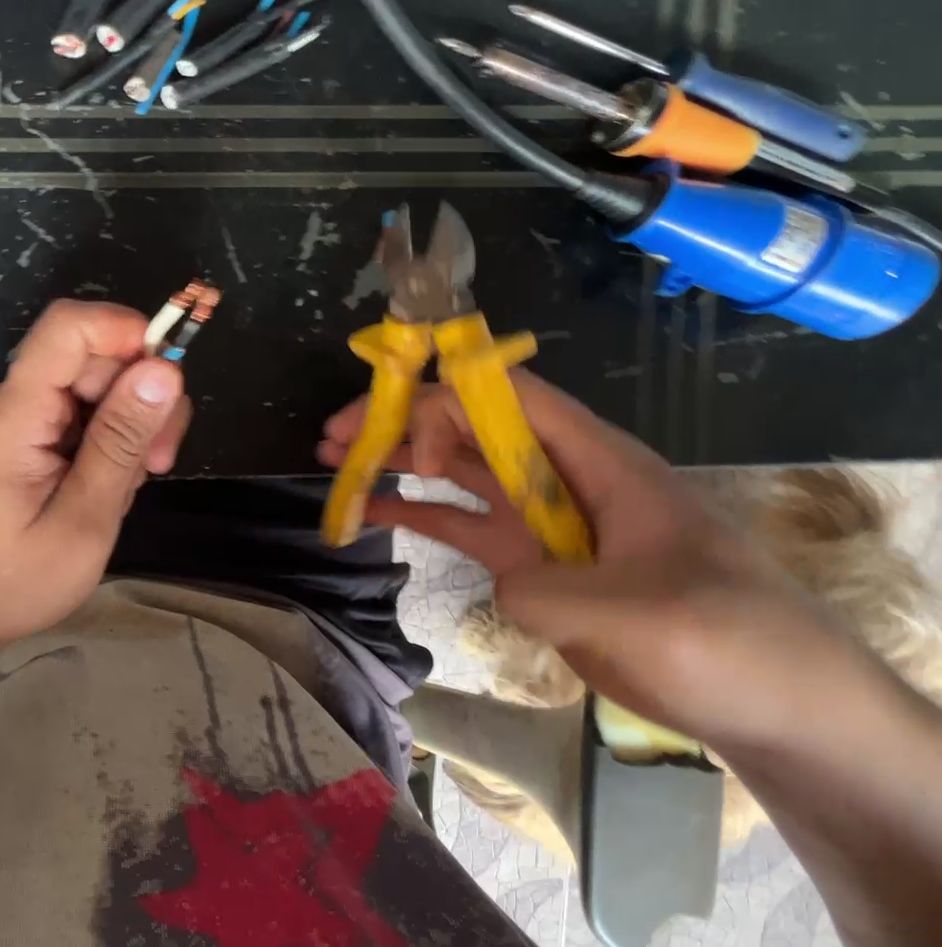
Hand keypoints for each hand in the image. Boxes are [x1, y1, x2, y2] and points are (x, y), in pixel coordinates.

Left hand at [0, 300, 192, 653]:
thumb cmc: (19, 578)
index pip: (66, 327)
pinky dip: (110, 441)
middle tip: (157, 464)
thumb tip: (163, 369)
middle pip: (93, 356)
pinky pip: (84, 411)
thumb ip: (121, 442)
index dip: (125, 332)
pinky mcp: (29, 431)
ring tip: (124, 488)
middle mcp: (12, 400)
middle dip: (140, 397)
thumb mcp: (83, 520)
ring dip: (130, 427)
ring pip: (97, 384)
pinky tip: (107, 485)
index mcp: (14, 415)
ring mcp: (19, 414)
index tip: (167, 382)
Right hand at [316, 370, 889, 756]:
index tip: (397, 432)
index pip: (513, 402)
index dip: (449, 401)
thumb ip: (547, 591)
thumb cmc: (729, 643)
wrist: (778, 710)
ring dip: (396, 462)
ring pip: (454, 472)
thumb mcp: (638, 615)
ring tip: (334, 459)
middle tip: (336, 436)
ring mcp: (541, 522)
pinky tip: (362, 513)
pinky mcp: (527, 564)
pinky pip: (457, 525)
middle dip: (401, 423)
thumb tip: (502, 581)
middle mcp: (561, 478)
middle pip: (470, 428)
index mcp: (599, 464)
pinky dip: (410, 515)